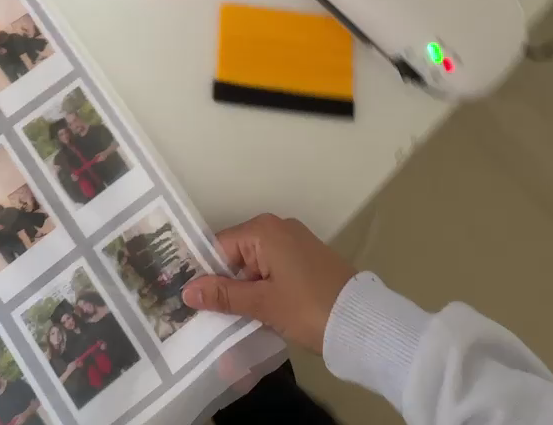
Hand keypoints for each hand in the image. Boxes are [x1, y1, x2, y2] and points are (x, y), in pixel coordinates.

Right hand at [180, 214, 355, 353]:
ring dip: (249, 288)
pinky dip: (267, 287)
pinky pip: (275, 268)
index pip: (220, 246)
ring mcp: (296, 242)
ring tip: (240, 317)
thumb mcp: (263, 304)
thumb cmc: (309, 308)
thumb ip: (224, 295)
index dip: (209, 273)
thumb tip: (187, 290)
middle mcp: (278, 227)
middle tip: (217, 314)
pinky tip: (265, 311)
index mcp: (264, 229)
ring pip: (257, 264)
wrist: (365, 324)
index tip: (198, 300)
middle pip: (238, 254)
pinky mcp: (309, 259)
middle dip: (229, 283)